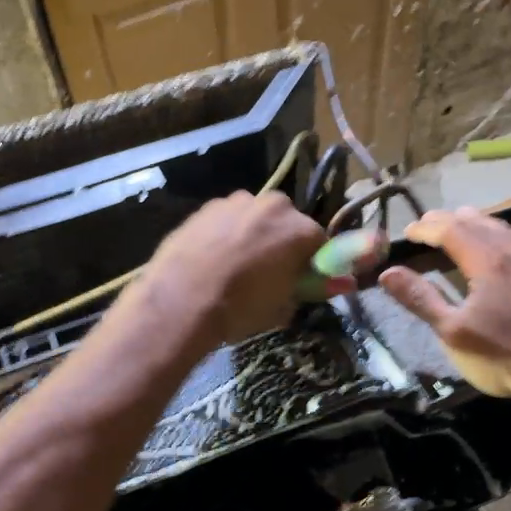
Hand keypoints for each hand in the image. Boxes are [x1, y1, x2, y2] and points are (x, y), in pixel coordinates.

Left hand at [140, 191, 332, 345]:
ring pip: (253, 218)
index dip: (310, 262)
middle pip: (285, 222)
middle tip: (266, 273)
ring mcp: (235, 202)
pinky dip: (224, 235)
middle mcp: (272, 205)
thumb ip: (306, 290)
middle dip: (280, 242)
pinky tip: (211, 259)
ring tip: (233, 266)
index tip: (300, 279)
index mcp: (299, 229)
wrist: (181, 301)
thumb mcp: (281, 309)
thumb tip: (328, 284)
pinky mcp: (205, 207)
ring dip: (251, 235)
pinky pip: (225, 221)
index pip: (318, 242)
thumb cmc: (239, 308)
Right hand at [378, 207, 510, 405]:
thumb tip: (388, 272)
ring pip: (510, 230)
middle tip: (429, 223)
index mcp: (488, 263)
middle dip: (451, 220)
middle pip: (479, 224)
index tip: (407, 232)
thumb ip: (421, 299)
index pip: (451, 231)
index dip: (426, 228)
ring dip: (483, 223)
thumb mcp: (453, 333)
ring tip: (467, 221)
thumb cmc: (501, 358)